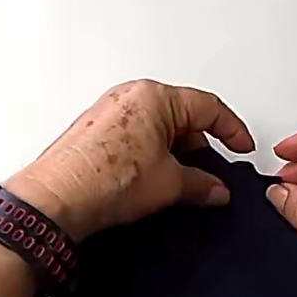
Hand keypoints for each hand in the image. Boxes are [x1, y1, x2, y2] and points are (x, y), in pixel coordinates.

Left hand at [5, 80, 255, 240]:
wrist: (55, 200)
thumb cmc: (102, 180)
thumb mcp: (168, 184)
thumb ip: (201, 185)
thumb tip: (215, 190)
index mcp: (154, 96)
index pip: (208, 107)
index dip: (232, 130)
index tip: (241, 148)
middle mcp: (127, 98)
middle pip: (179, 117)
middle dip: (197, 147)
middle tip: (205, 176)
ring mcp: (106, 115)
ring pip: (154, 130)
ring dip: (169, 156)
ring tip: (171, 186)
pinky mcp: (90, 135)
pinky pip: (131, 141)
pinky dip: (145, 158)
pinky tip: (144, 185)